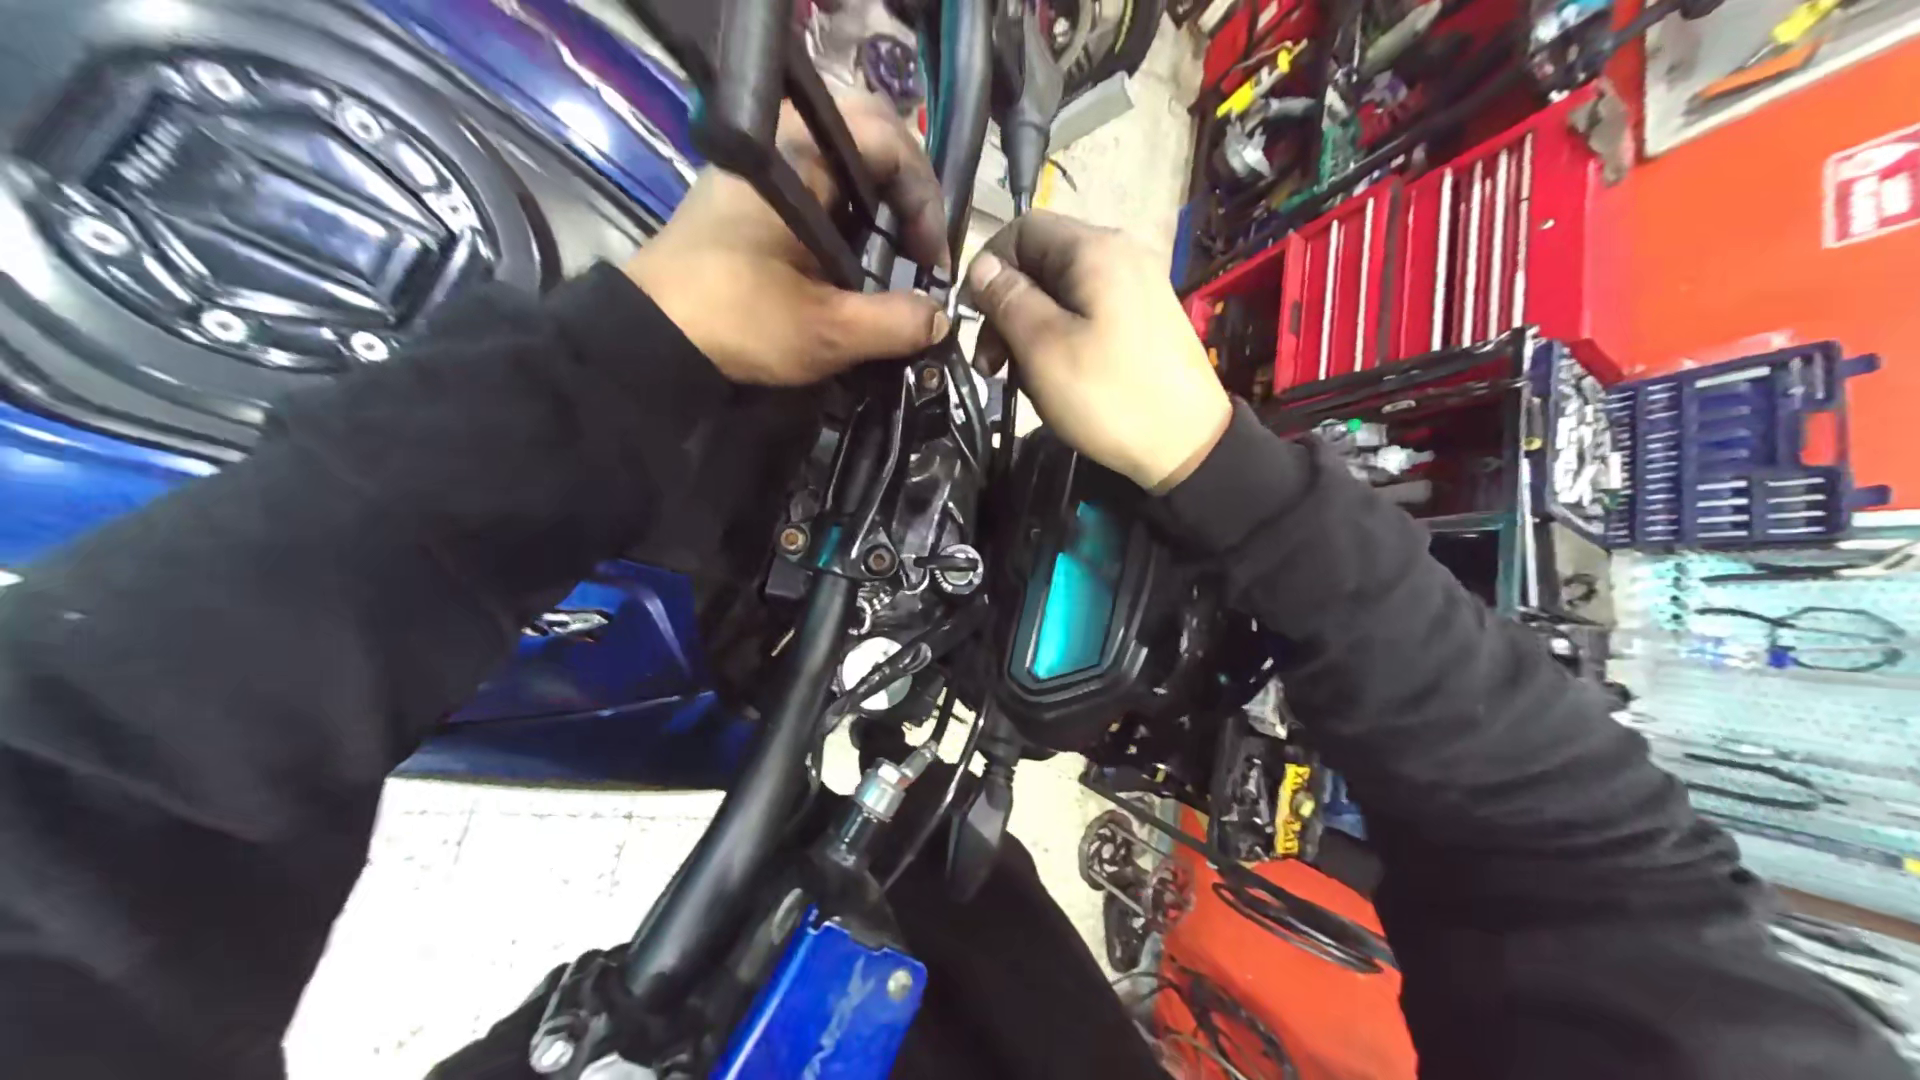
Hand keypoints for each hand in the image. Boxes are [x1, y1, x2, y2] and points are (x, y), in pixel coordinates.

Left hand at [625, 93, 950, 385]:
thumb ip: (894, 323)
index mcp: (797, 157)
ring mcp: (764, 169)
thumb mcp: (827, 331)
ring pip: (845, 165)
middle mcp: (781, 145)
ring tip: (898, 259)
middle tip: (922, 249)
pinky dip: (851, 217)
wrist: (652, 337)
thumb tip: (940, 317)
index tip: (932, 260)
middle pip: (870, 142)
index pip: (889, 139)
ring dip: (881, 207)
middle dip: (908, 196)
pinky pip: (819, 187)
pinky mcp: (753, 198)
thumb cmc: (739, 323)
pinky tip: (859, 261)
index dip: (926, 198)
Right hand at [965, 212, 1231, 492]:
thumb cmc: (1108, 395)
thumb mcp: (1043, 347)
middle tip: (990, 365)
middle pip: (1041, 262)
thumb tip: (981, 266)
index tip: (974, 318)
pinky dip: (1059, 338)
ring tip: (1019, 378)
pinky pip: (1086, 313)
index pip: (1023, 229)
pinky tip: (1054, 377)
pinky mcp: (1142, 318)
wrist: (1186, 444)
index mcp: (1094, 249)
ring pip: (1060, 293)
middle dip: (1006, 307)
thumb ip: (1007, 299)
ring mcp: (1135, 286)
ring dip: (1028, 330)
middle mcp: (1119, 254)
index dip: (989, 267)